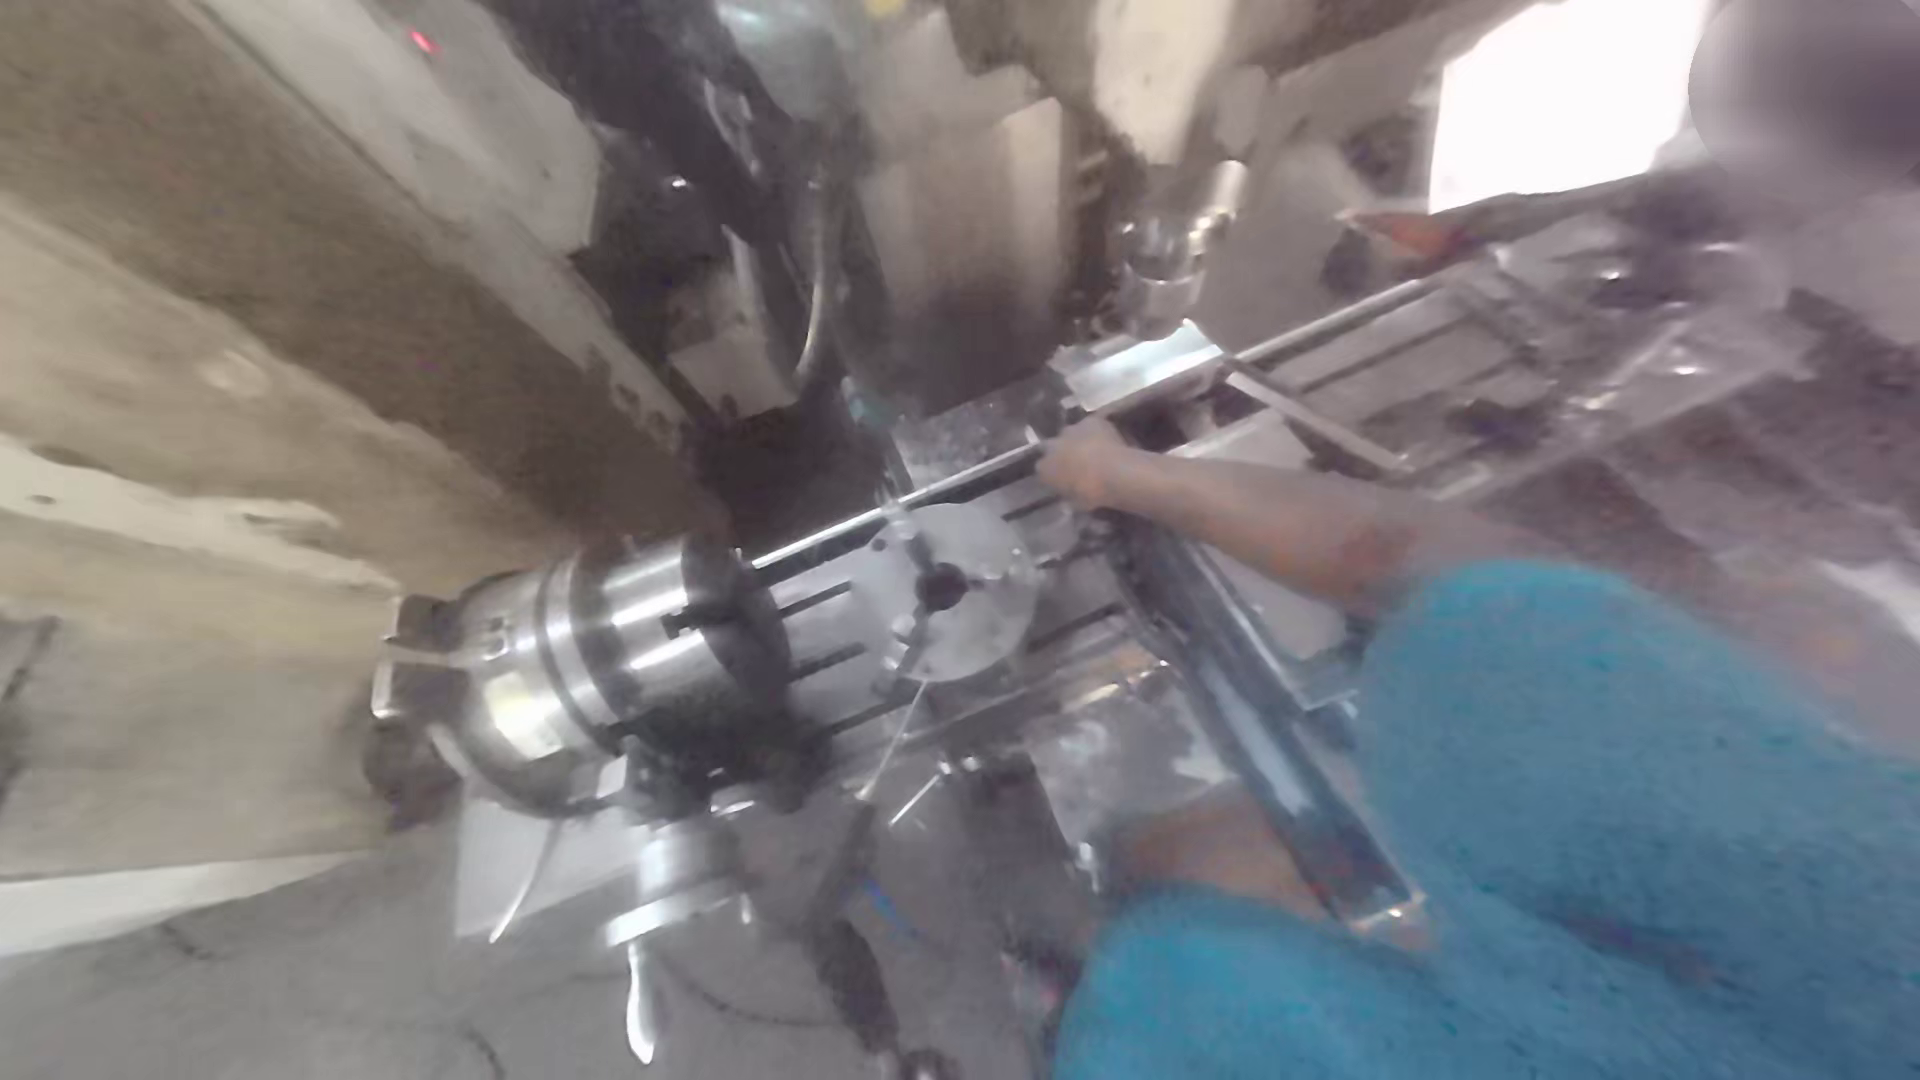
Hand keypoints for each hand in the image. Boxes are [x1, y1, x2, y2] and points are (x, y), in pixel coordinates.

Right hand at [1038, 418, 1132, 509]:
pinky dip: (1095, 431)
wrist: (1115, 474)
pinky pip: (1090, 425)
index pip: (1042, 468)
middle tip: (1074, 461)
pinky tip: (1105, 439)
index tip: (1061, 478)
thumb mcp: (1076, 504)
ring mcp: (1070, 430)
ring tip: (1091, 449)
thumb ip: (1068, 499)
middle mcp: (1051, 446)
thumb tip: (1067, 502)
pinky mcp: (1090, 421)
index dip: (1052, 472)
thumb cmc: (1093, 495)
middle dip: (1059, 452)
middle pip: (1051, 447)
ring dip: (1076, 440)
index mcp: (1044, 469)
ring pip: (1069, 433)